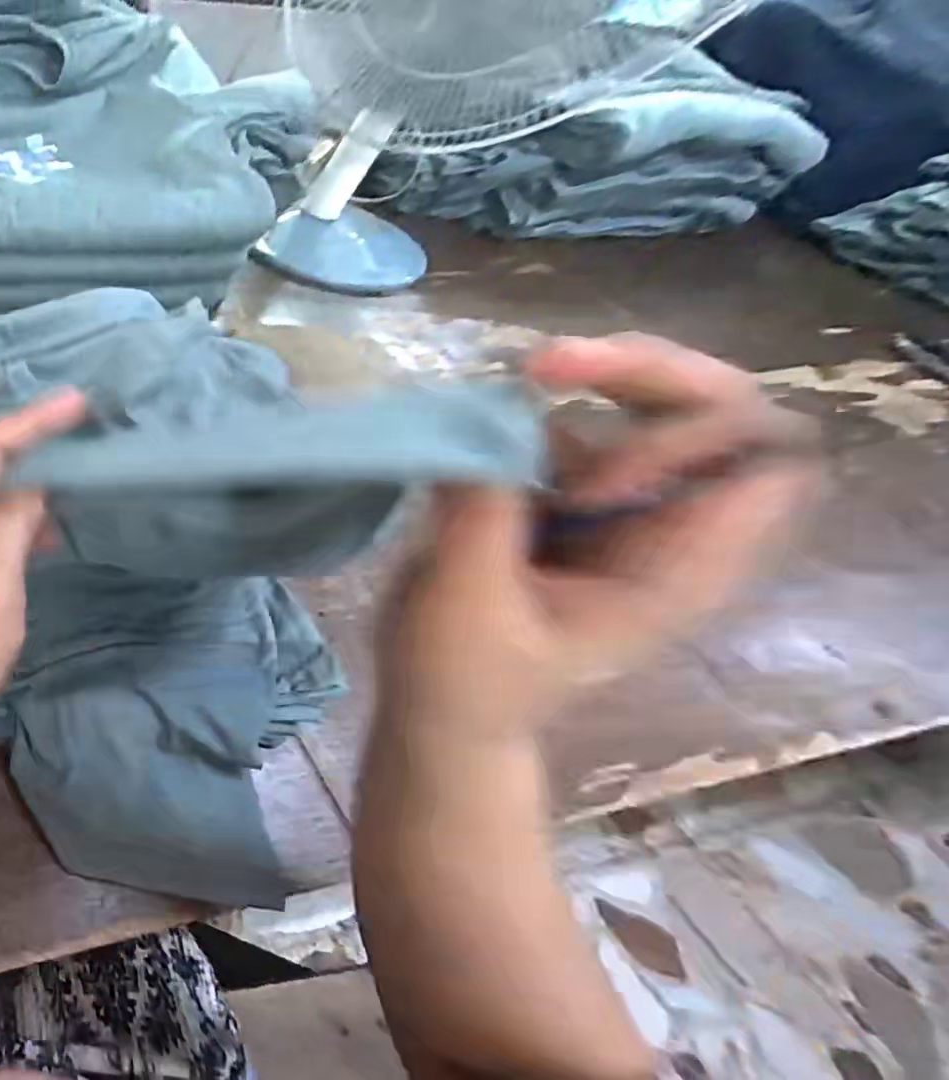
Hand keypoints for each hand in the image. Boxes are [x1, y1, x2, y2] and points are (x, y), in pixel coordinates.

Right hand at [380, 334, 819, 740]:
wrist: (437, 713)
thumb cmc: (461, 678)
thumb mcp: (467, 602)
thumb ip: (479, 515)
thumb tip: (477, 426)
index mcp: (674, 567)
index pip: (755, 457)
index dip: (677, 437)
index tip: (571, 475)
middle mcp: (656, 528)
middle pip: (704, 412)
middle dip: (629, 375)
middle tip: (538, 364)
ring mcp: (599, 516)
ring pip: (620, 419)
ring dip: (559, 398)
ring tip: (476, 416)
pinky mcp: (543, 512)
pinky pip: (548, 444)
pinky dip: (509, 427)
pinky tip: (459, 441)